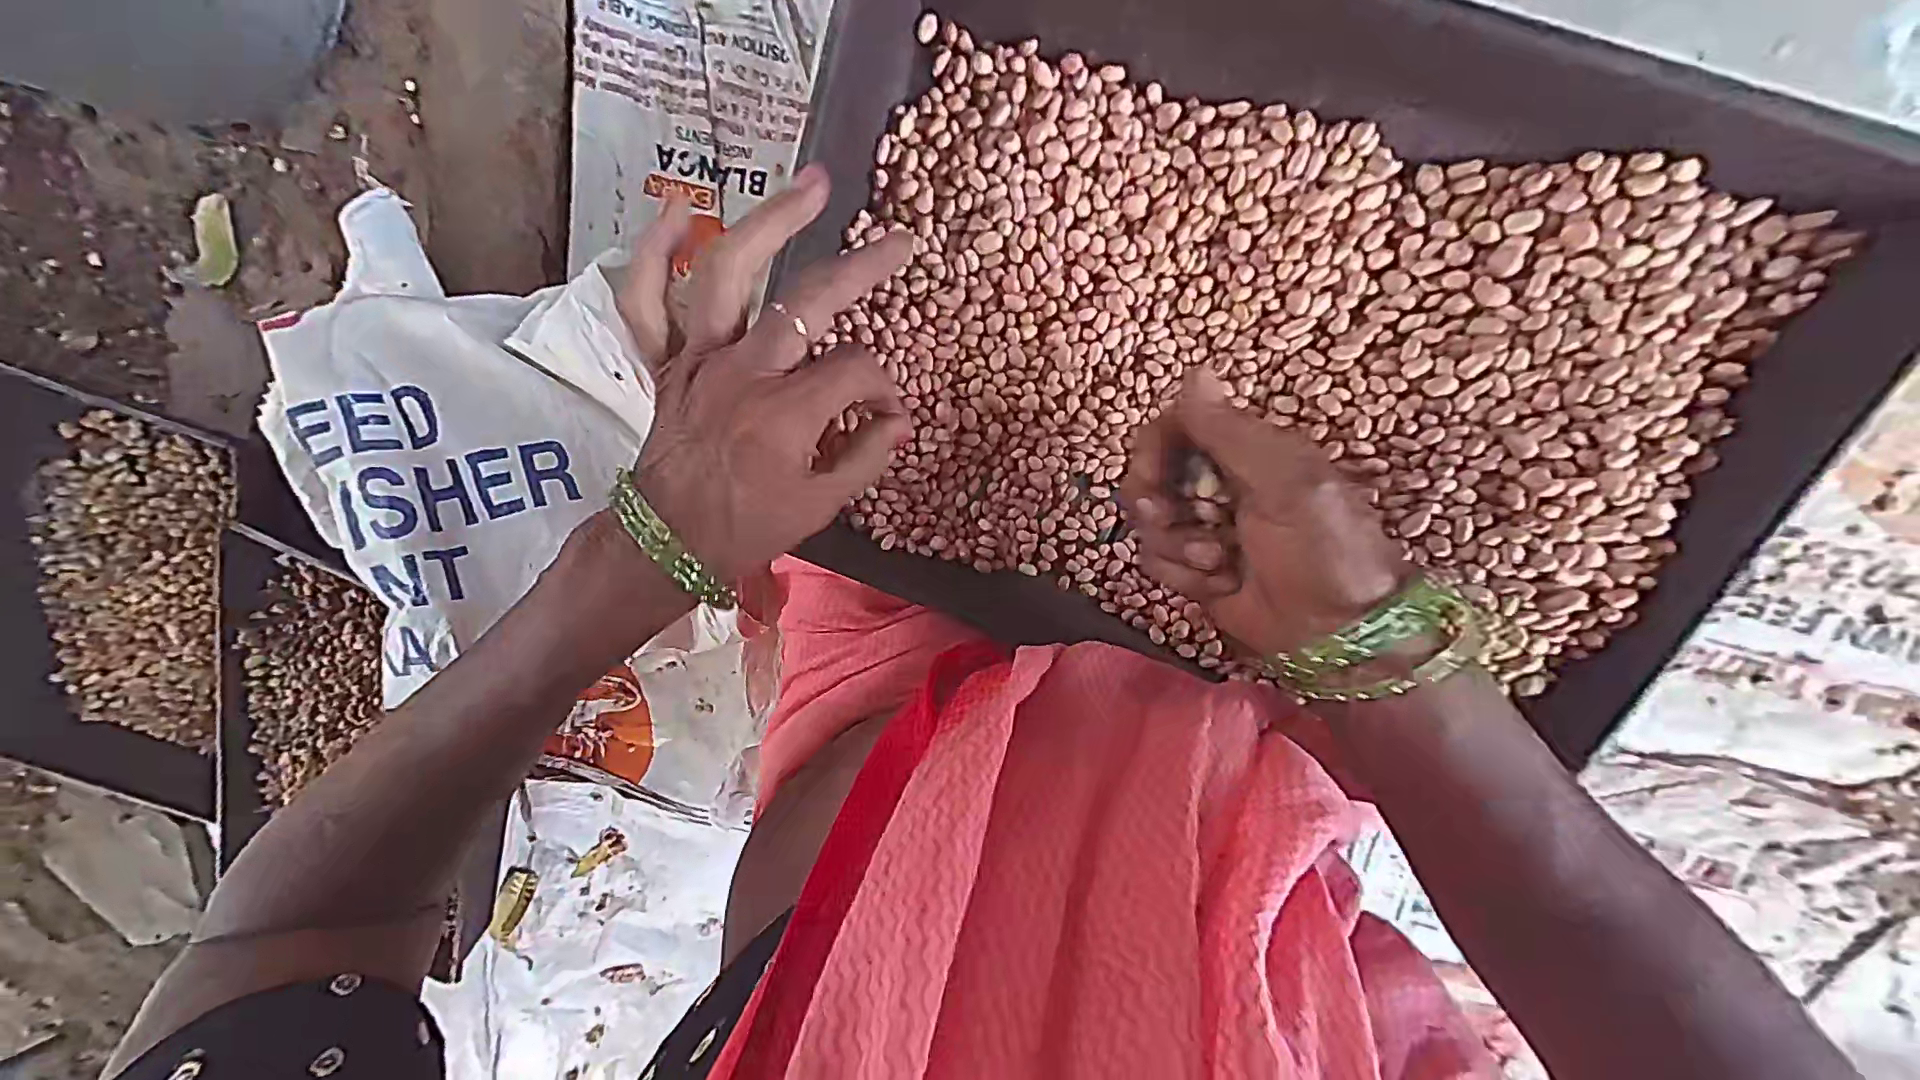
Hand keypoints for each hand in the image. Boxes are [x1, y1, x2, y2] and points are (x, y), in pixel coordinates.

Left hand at [616, 165, 914, 580]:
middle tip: (898, 242)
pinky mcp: (665, 362)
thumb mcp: (821, 505)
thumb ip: (867, 457)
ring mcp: (697, 359)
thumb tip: (900, 421)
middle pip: (809, 300)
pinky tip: (680, 213)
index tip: (887, 414)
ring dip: (771, 221)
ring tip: (810, 186)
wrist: (667, 543)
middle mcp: (743, 372)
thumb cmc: (747, 527)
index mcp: (787, 414)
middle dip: (863, 269)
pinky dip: (655, 251)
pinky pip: (646, 299)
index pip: (857, 374)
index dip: (883, 390)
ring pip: (730, 272)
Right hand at [1119, 370, 1411, 657]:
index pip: (1172, 429)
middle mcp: (1215, 485)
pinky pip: (1155, 561)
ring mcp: (1200, 529)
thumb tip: (1193, 373)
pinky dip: (1184, 575)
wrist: (1337, 633)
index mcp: (1243, 452)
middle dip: (1157, 504)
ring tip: (1221, 562)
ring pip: (1147, 524)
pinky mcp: (1191, 570)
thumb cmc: (1324, 549)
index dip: (1153, 448)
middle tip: (1177, 521)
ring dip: (1178, 546)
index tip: (1153, 476)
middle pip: (1148, 476)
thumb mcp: (1287, 481)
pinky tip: (1221, 584)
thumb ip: (1232, 431)